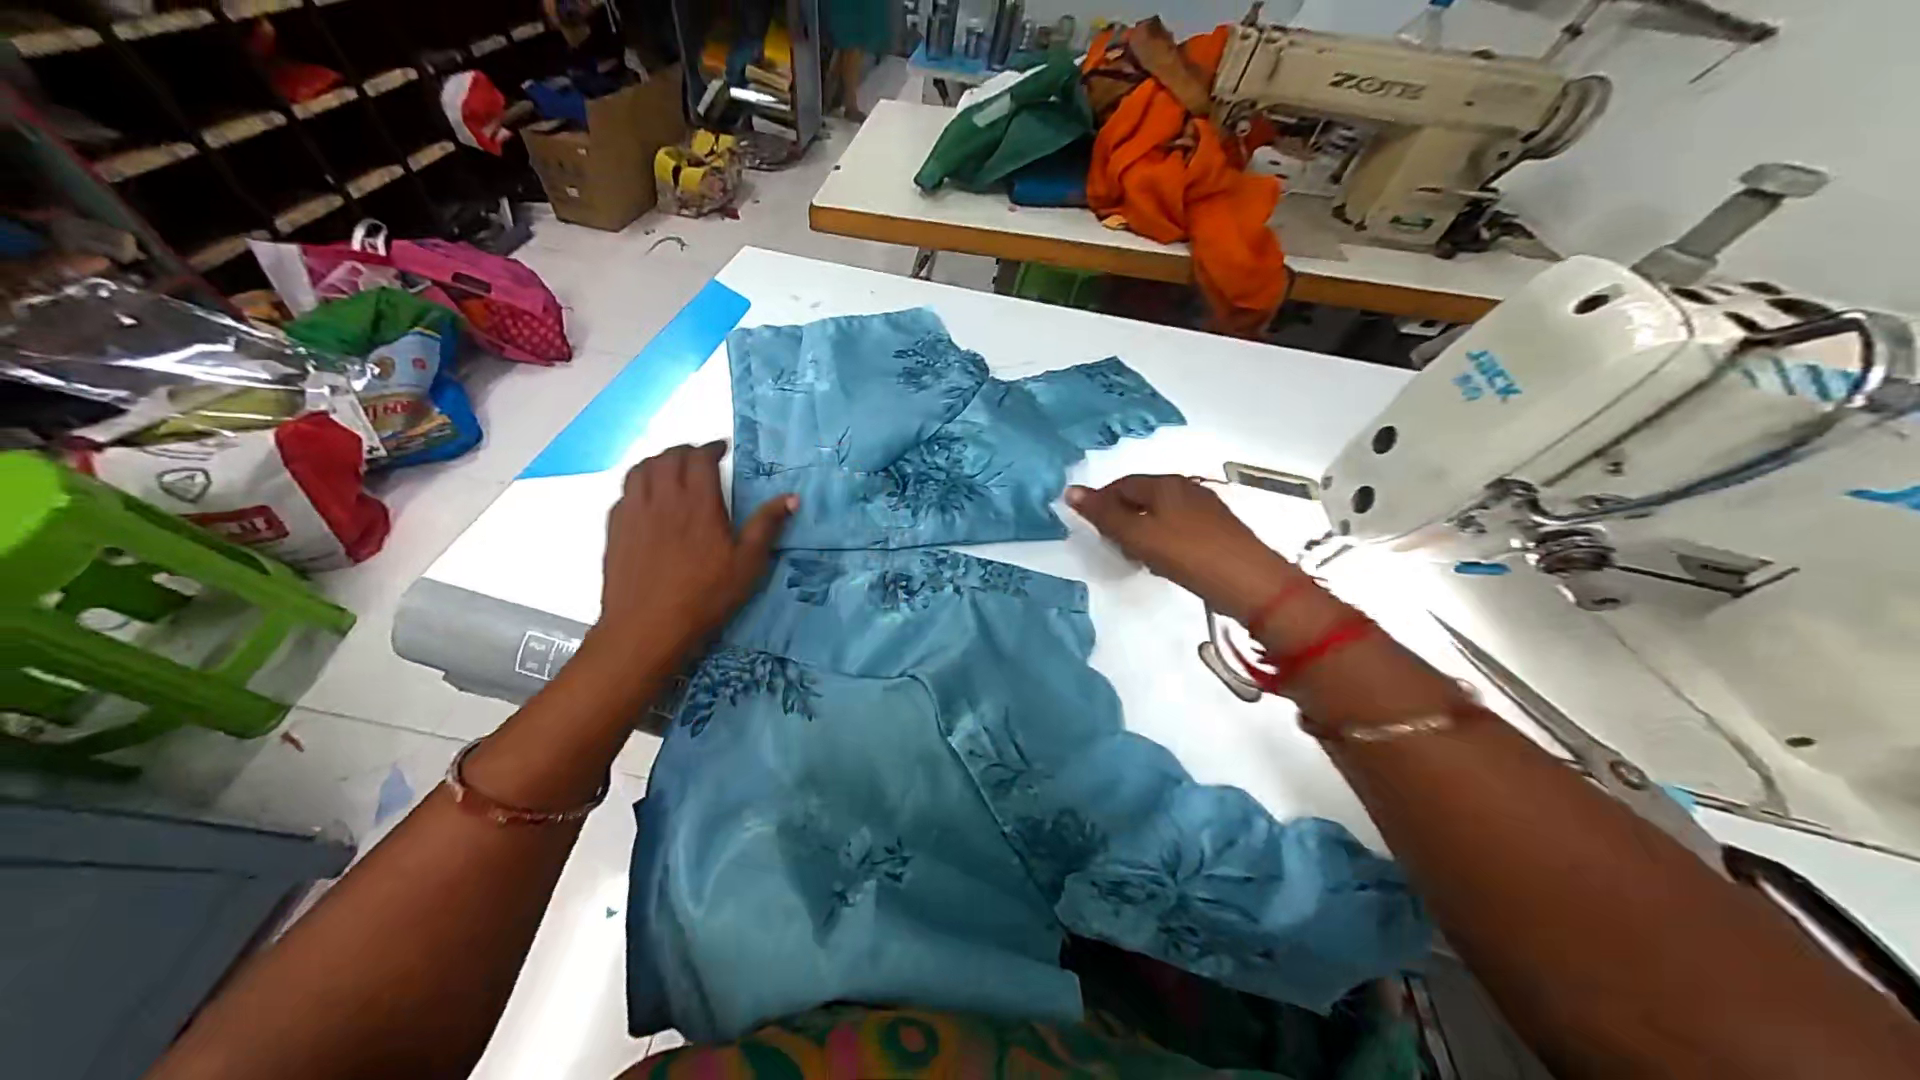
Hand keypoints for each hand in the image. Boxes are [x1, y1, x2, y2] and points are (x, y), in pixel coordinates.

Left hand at [595, 442, 795, 655]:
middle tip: (700, 457)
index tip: (721, 449)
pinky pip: (624, 492)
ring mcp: (634, 512)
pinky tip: (646, 498)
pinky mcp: (615, 528)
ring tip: (671, 468)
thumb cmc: (704, 596)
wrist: (647, 626)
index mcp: (697, 502)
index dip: (711, 448)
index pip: (700, 458)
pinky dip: (638, 484)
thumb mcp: (747, 563)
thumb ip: (766, 525)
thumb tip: (791, 497)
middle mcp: (662, 498)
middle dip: (686, 451)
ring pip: (641, 469)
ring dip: (658, 461)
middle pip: (669, 457)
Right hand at [1066, 475, 1299, 620]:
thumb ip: (1104, 515)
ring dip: (1142, 531)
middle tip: (1113, 546)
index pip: (1121, 485)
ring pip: (1160, 513)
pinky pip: (1177, 528)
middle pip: (1142, 497)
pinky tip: (1164, 562)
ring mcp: (1205, 509)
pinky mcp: (1217, 530)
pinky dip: (1162, 540)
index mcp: (1166, 484)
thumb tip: (1071, 491)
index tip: (1091, 530)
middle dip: (1122, 518)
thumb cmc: (1187, 554)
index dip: (1101, 503)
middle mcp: (1187, 488)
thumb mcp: (1138, 535)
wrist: (1249, 583)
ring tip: (1136, 558)